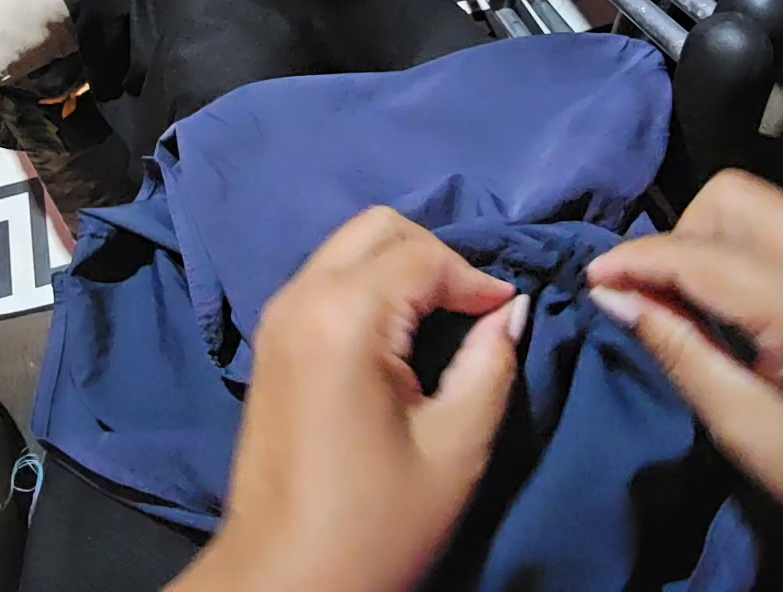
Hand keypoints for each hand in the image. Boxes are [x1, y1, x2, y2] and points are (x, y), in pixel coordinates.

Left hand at [167, 207, 525, 591]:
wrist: (282, 579)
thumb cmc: (376, 522)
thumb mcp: (455, 447)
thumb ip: (490, 362)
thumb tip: (510, 308)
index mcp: (344, 315)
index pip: (422, 255)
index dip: (475, 277)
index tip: (508, 310)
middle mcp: (302, 294)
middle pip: (378, 227)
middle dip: (435, 254)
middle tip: (472, 306)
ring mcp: (279, 310)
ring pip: (350, 244)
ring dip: (402, 264)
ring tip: (443, 314)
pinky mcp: (272, 333)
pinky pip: (329, 274)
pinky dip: (372, 281)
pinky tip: (400, 327)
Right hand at [586, 171, 782, 591]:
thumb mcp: (754, 437)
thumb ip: (677, 349)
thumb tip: (610, 295)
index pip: (700, 253)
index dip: (633, 260)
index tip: (593, 281)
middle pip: (731, 195)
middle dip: (679, 238)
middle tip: (663, 299)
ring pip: (757, 202)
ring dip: (711, 240)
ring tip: (700, 305)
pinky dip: (745, 249)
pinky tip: (744, 305)